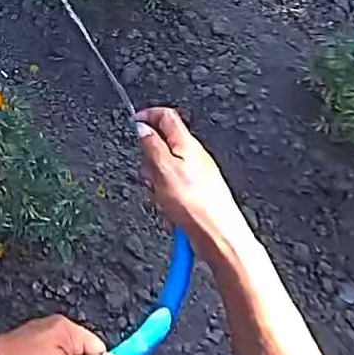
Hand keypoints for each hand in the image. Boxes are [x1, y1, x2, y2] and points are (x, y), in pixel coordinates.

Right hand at [134, 106, 252, 257]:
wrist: (220, 239)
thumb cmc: (197, 207)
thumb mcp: (164, 170)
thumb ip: (151, 145)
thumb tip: (141, 128)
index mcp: (187, 143)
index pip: (165, 115)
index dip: (147, 115)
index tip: (133, 124)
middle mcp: (194, 156)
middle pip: (162, 144)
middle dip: (148, 159)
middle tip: (149, 174)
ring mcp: (196, 176)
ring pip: (165, 170)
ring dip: (156, 183)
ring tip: (163, 198)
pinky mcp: (196, 195)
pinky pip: (172, 189)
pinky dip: (166, 198)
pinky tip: (171, 212)